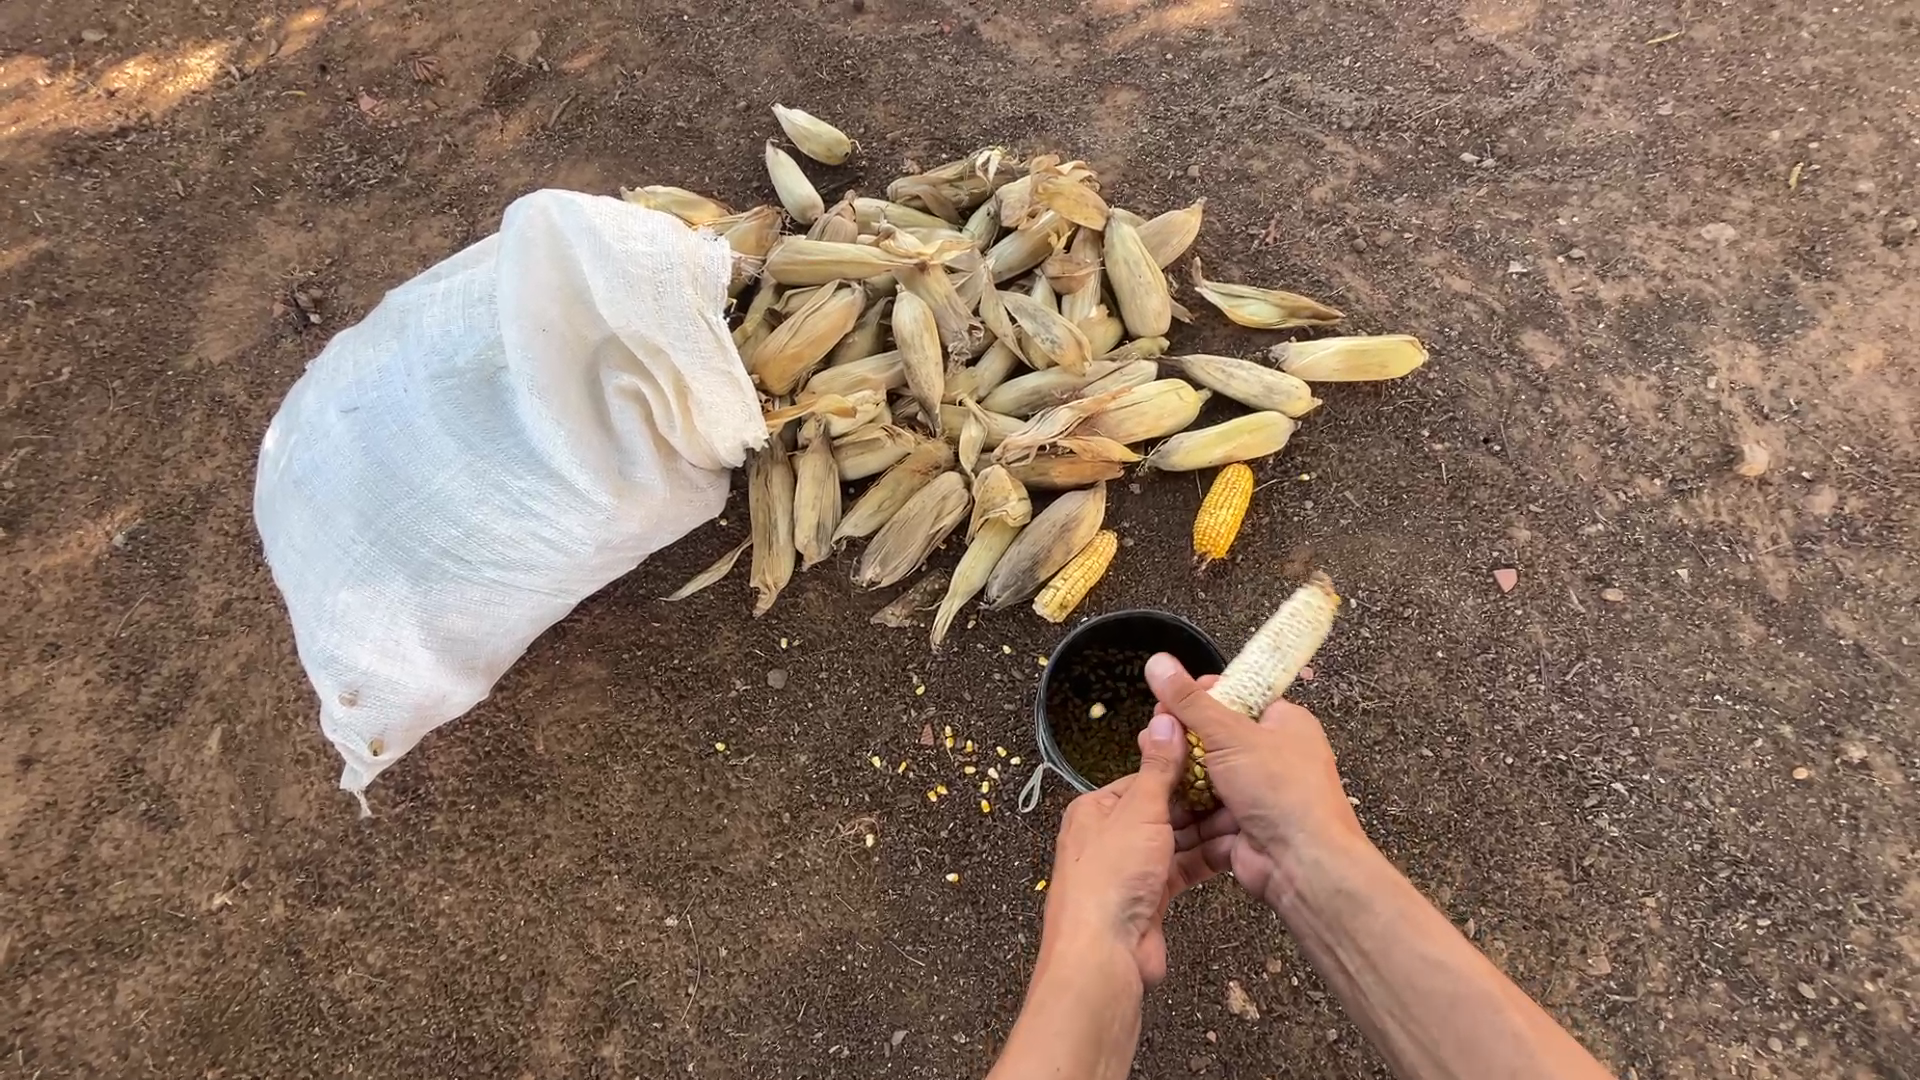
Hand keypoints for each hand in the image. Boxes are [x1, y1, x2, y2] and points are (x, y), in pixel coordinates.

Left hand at [1040, 713, 1220, 986]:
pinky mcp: (1150, 898)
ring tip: (1245, 817)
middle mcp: (1110, 835)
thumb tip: (1164, 720)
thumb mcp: (1138, 810)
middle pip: (1162, 809)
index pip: (1143, 778)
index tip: (1213, 760)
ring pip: (1175, 841)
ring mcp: (1130, 868)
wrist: (1104, 953)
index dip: (1179, 770)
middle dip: (1199, 803)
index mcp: (1095, 808)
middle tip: (1238, 790)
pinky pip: (1182, 870)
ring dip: (1207, 831)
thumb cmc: (1108, 877)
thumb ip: (1158, 768)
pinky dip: (1205, 860)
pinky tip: (1233, 850)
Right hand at [1145, 654, 1367, 906]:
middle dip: (1183, 731)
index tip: (1169, 697)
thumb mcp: (1229, 734)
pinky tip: (1161, 788)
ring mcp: (1258, 787)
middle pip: (1216, 730)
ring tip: (1151, 755)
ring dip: (1181, 764)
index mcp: (1283, 721)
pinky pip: (1207, 798)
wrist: (1303, 866)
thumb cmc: (1283, 792)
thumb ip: (1189, 700)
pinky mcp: (1242, 818)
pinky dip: (1187, 795)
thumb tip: (1158, 661)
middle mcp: (1274, 752)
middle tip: (1155, 730)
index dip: (1200, 693)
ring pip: (1208, 766)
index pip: (1235, 693)